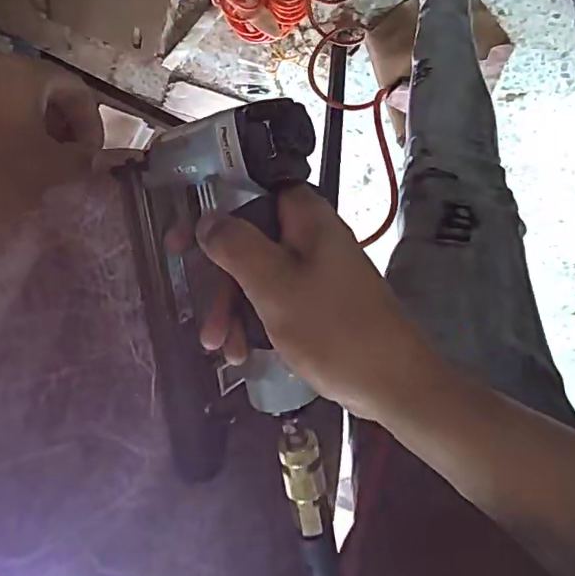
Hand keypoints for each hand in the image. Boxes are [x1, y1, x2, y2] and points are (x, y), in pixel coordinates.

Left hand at [0, 55, 103, 239]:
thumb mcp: (49, 172)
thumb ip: (81, 160)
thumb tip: (93, 157)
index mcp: (24, 72)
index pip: (76, 89)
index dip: (92, 124)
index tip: (90, 158)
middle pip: (41, 92)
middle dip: (61, 127)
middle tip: (66, 162)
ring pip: (9, 103)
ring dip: (30, 132)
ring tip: (34, 169)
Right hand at [197, 185, 440, 417]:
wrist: (392, 383)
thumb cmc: (333, 328)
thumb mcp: (274, 286)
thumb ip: (236, 246)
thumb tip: (207, 218)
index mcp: (306, 217)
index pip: (251, 192)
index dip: (213, 212)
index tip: (182, 242)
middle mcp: (311, 235)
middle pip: (249, 240)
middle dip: (221, 281)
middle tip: (203, 315)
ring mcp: (316, 268)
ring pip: (259, 274)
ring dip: (234, 308)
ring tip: (222, 347)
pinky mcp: (319, 298)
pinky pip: (276, 297)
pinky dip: (256, 320)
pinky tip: (242, 352)